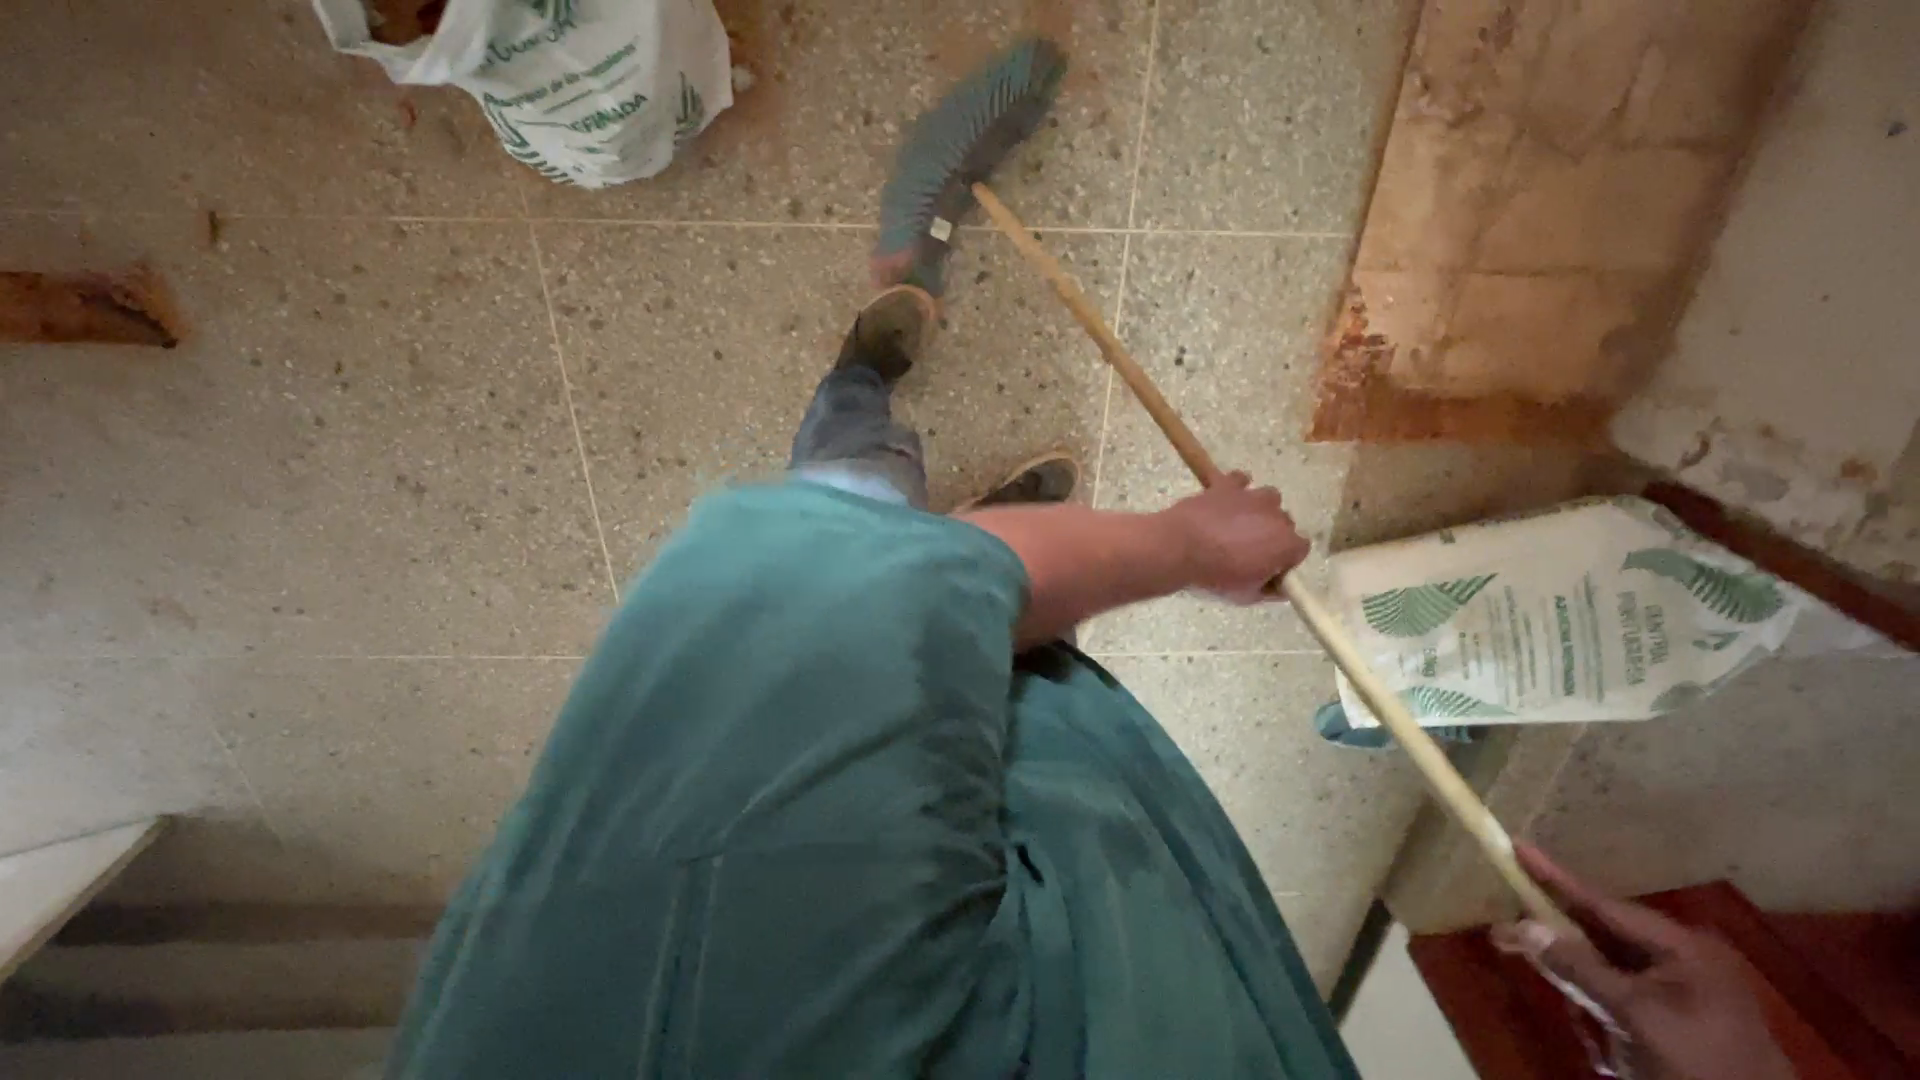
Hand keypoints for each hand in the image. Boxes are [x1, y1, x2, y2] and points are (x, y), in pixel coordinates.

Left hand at [1162, 471, 1309, 603]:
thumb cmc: (1216, 575)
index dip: (1285, 559)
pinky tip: (1226, 501)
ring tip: (1239, 523)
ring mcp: (1252, 496)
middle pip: (1284, 523)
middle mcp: (1277, 515)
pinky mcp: (1228, 485)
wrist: (1179, 547)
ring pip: (1269, 499)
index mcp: (1287, 543)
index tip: (1268, 567)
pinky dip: (1237, 489)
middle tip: (1247, 549)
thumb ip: (1270, 591)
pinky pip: (1240, 481)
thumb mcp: (1247, 595)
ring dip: (1259, 510)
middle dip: (1272, 535)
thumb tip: (1280, 588)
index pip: (1300, 550)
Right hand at [1494, 846, 1793, 1079]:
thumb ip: (1578, 968)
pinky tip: (1614, 1051)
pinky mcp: (1678, 1018)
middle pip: (1599, 938)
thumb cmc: (1700, 1063)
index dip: (1555, 877)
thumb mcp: (1635, 1015)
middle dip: (1562, 953)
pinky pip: (1620, 1000)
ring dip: (1586, 999)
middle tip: (1505, 940)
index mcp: (1682, 948)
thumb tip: (1523, 925)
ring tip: (1602, 1040)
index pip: (1604, 904)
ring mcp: (1682, 991)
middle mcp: (1682, 959)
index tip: (1517, 846)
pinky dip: (1605, 1018)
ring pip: (1604, 973)